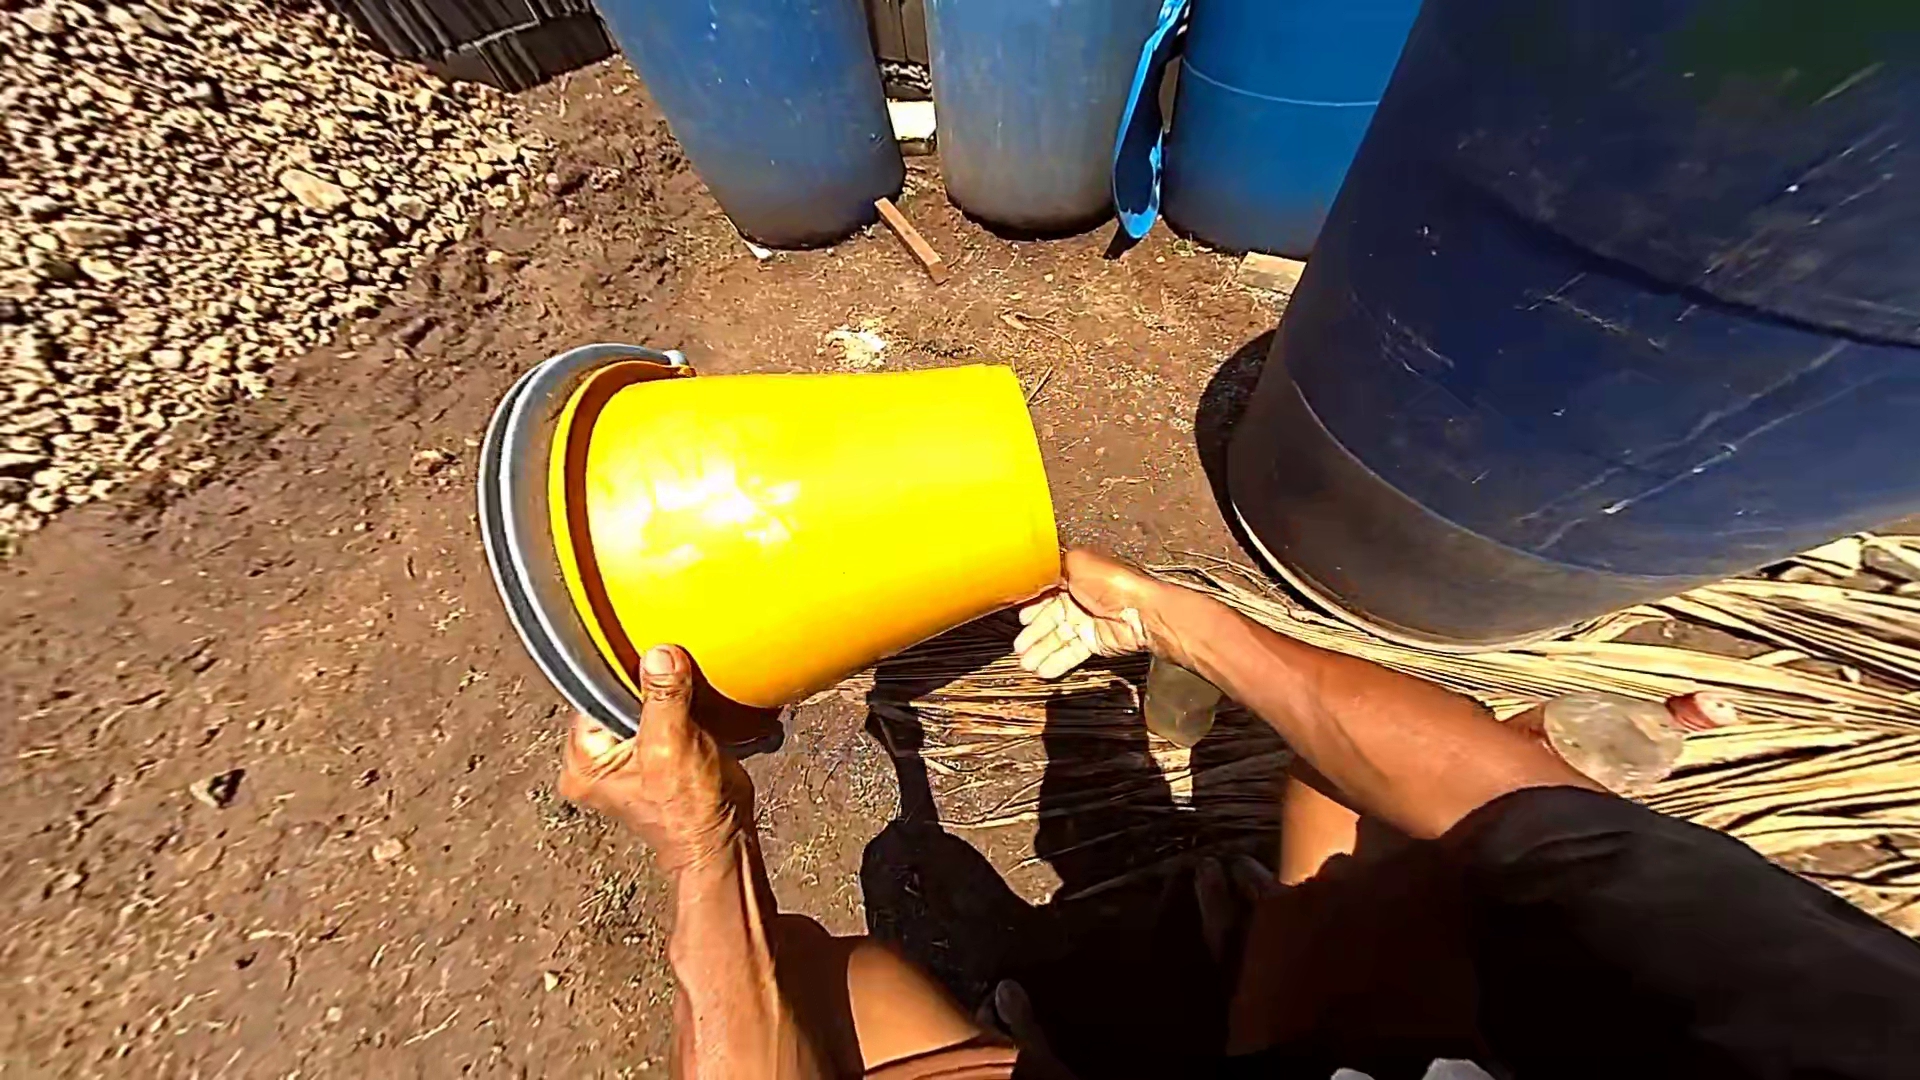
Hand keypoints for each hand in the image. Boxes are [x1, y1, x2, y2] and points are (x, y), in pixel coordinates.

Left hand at [559, 644, 754, 875]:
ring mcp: (631, 753)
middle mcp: (602, 756)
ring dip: (673, 692)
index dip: (628, 672)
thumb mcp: (672, 747)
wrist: (721, 837)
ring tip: (693, 690)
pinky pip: (667, 712)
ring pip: (648, 701)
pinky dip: (685, 703)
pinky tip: (700, 702)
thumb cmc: (688, 809)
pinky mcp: (659, 750)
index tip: (657, 653)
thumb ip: (663, 699)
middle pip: (623, 694)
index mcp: (585, 759)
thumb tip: (659, 654)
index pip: (596, 693)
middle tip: (680, 672)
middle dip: (654, 682)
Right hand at [1014, 549, 1191, 677]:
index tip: (1018, 616)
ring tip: (1025, 664)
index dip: (1030, 605)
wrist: (1139, 610)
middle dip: (1032, 634)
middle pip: (1048, 619)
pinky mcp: (1095, 642)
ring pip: (1058, 639)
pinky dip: (1056, 662)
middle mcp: (1078, 599)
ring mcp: (1086, 622)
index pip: (1044, 592)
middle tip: (1017, 647)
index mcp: (1073, 577)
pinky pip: (1071, 653)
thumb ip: (1052, 565)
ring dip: (1040, 651)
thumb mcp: (1076, 562)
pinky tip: (1042, 671)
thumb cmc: (1110, 582)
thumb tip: (1033, 565)